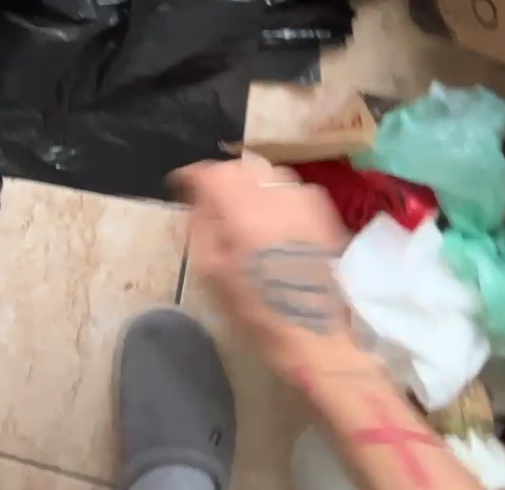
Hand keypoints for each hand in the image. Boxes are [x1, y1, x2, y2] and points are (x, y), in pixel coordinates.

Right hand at [172, 156, 361, 376]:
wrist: (315, 339)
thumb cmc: (254, 310)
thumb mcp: (210, 271)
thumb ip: (200, 227)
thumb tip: (197, 200)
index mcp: (242, 217)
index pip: (212, 174)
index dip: (191, 175)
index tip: (180, 184)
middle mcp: (274, 205)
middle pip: (241, 166)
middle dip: (220, 174)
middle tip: (209, 193)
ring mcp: (304, 210)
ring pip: (270, 172)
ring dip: (249, 178)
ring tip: (240, 198)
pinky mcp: (325, 220)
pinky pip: (298, 188)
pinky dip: (278, 189)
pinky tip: (272, 209)